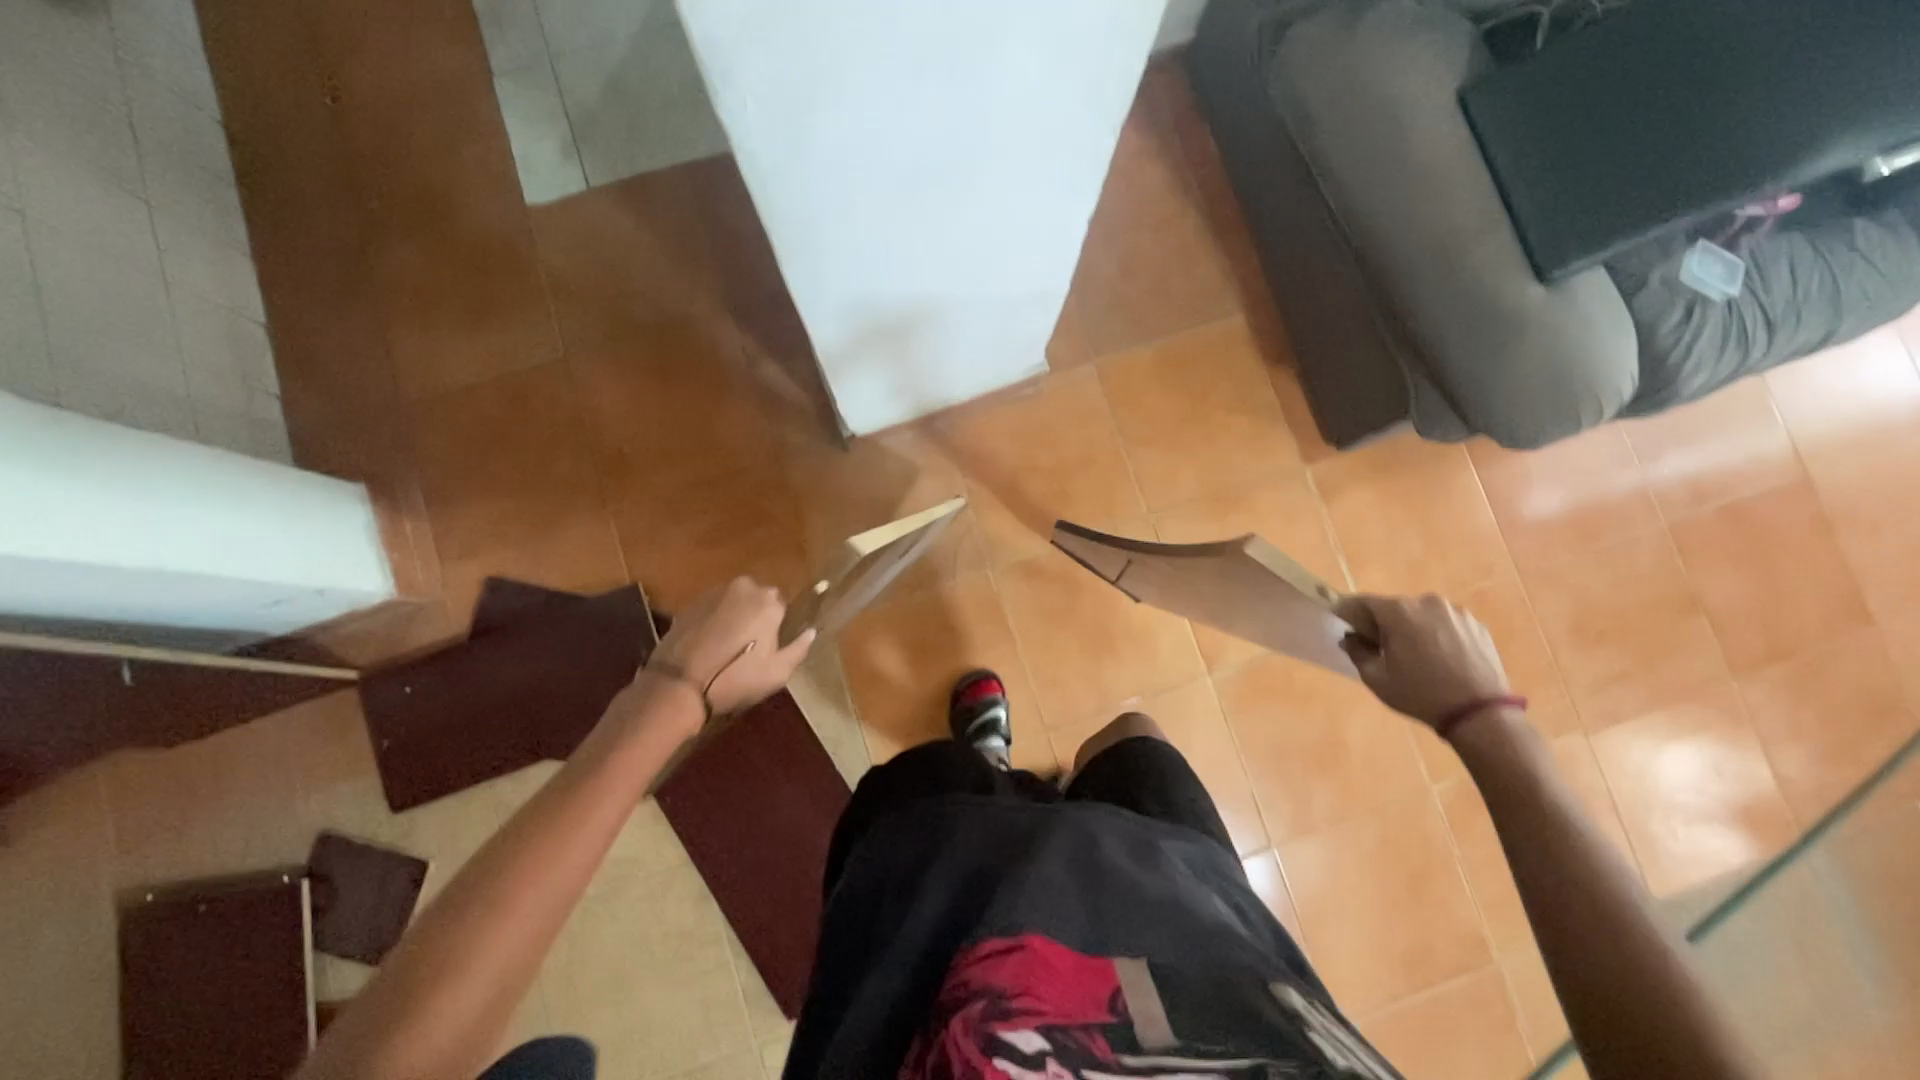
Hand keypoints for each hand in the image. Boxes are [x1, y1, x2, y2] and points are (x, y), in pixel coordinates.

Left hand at [646, 577, 815, 716]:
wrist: (678, 684)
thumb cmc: (736, 679)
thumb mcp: (777, 673)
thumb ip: (799, 648)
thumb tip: (810, 632)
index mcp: (769, 601)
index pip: (782, 607)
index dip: (778, 628)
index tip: (771, 647)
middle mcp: (743, 588)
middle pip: (757, 600)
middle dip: (756, 618)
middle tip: (750, 648)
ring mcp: (713, 593)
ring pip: (734, 603)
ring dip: (734, 619)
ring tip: (727, 648)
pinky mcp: (690, 604)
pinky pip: (713, 610)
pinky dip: (714, 623)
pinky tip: (709, 646)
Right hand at [1333, 593, 1510, 729]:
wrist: (1480, 713)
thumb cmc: (1420, 694)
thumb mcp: (1376, 678)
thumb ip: (1356, 651)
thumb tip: (1350, 637)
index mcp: (1398, 611)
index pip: (1361, 602)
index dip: (1348, 612)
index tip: (1342, 625)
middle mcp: (1427, 602)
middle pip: (1394, 607)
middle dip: (1382, 623)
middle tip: (1379, 648)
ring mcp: (1455, 612)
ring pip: (1421, 614)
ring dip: (1411, 628)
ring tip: (1415, 656)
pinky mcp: (1476, 624)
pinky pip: (1445, 623)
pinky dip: (1436, 634)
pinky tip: (1440, 659)